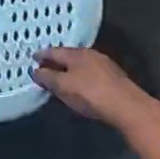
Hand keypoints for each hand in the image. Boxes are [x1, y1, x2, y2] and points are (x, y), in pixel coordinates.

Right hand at [32, 47, 153, 124]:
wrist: (127, 107)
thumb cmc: (90, 94)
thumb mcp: (62, 86)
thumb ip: (47, 77)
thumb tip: (36, 70)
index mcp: (76, 54)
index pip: (54, 51)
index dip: (41, 55)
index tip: (32, 58)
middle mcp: (91, 55)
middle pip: (68, 56)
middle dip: (55, 61)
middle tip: (43, 67)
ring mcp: (105, 65)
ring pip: (80, 64)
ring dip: (68, 69)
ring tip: (59, 77)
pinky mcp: (114, 78)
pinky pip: (90, 73)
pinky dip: (80, 76)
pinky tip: (78, 84)